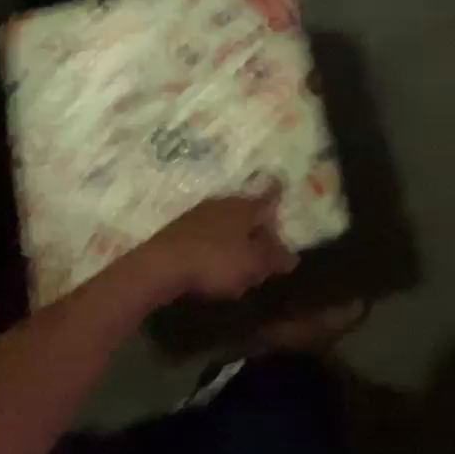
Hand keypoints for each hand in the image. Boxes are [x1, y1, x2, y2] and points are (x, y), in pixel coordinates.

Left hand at [139, 187, 296, 300]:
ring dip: (235, 234)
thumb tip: (293, 256)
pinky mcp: (180, 228)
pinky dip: (216, 241)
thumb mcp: (253, 265)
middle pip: (248, 209)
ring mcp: (200, 212)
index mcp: (246, 206)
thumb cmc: (216, 261)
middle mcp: (225, 202)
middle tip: (266, 241)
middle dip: (257, 223)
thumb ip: (274, 259)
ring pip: (227, 219)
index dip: (278, 194)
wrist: (161, 265)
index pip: (269, 196)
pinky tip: (214, 258)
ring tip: (241, 255)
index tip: (283, 188)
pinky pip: (208, 231)